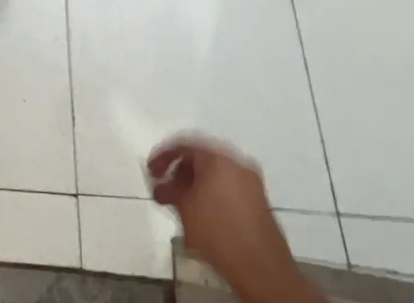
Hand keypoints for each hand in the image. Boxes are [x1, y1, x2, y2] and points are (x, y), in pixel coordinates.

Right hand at [148, 137, 323, 302]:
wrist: (262, 267)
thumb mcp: (185, 209)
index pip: (184, 145)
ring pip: (216, 173)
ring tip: (182, 204)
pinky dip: (212, 192)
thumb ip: (169, 190)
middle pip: (202, 157)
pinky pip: (229, 186)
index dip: (163, 156)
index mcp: (217, 159)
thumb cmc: (218, 233)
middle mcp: (236, 164)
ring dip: (196, 184)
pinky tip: (203, 213)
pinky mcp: (259, 201)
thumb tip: (161, 185)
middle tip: (166, 188)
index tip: (151, 172)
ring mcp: (251, 182)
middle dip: (180, 172)